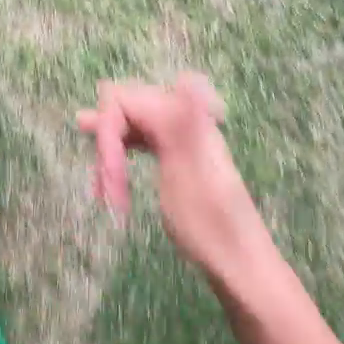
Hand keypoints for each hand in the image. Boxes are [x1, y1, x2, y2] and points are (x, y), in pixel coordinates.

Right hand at [77, 73, 274, 282]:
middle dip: (107, 146)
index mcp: (181, 116)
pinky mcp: (176, 153)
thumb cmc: (210, 225)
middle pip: (122, 108)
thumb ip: (178, 125)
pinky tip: (112, 178)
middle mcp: (181, 116)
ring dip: (112, 155)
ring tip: (103, 192)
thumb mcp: (186, 175)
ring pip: (127, 124)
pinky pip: (138, 139)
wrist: (241, 266)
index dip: (107, 138)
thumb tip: (192, 77)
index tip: (111, 182)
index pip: (121, 101)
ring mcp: (179, 134)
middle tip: (105, 190)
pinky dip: (122, 159)